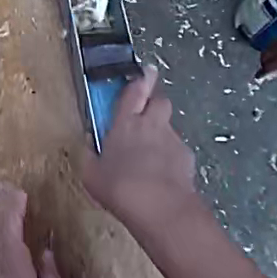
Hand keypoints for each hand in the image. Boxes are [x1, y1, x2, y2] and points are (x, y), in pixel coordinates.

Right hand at [81, 67, 202, 232]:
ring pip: (169, 127)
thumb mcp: (91, 175)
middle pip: (160, 100)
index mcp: (125, 123)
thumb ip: (89, 156)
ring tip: (151, 157)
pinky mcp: (187, 157)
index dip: (140, 79)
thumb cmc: (119, 187)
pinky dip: (171, 158)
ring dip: (161, 135)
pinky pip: (177, 150)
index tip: (144, 71)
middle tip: (145, 116)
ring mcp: (173, 139)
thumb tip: (89, 146)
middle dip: (154, 102)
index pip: (134, 91)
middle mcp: (151, 125)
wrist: (160, 206)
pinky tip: (163, 176)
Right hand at [257, 24, 276, 77]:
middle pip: (265, 56)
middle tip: (266, 69)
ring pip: (268, 48)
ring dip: (267, 55)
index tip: (258, 77)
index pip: (268, 67)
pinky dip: (273, 49)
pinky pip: (274, 43)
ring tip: (272, 61)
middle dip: (263, 63)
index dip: (262, 73)